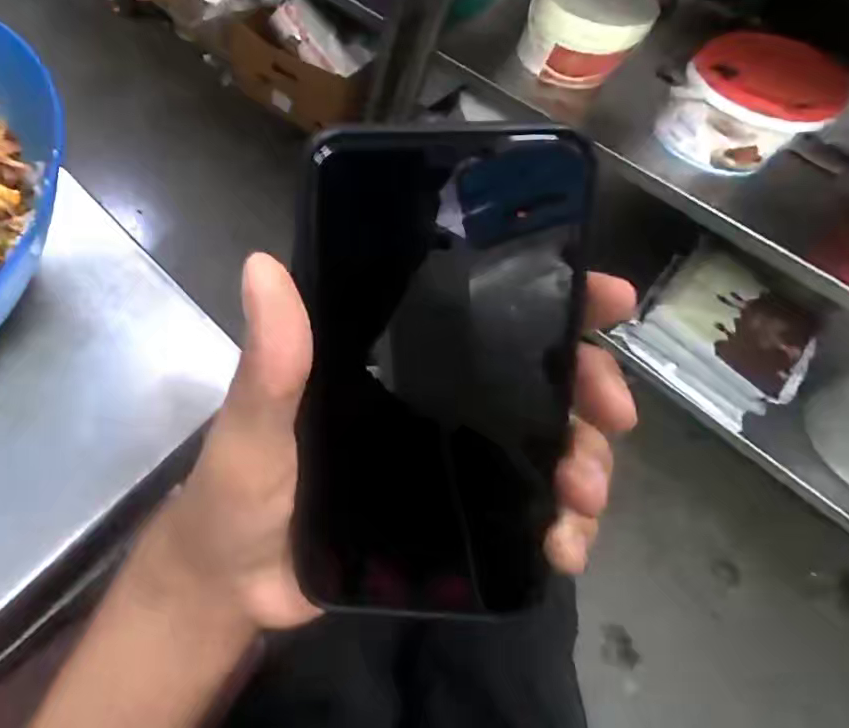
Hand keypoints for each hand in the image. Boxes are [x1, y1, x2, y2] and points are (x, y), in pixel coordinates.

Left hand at [156, 253, 638, 630]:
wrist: (238, 583)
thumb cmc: (240, 486)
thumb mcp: (253, 418)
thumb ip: (269, 355)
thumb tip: (262, 265)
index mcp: (381, 352)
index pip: (464, 304)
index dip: (539, 294)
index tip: (602, 298)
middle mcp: (419, 390)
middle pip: (522, 372)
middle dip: (581, 385)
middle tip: (610, 414)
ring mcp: (441, 450)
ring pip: (535, 438)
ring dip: (579, 458)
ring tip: (583, 494)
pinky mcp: (451, 509)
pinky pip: (523, 505)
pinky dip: (558, 520)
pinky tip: (564, 546)